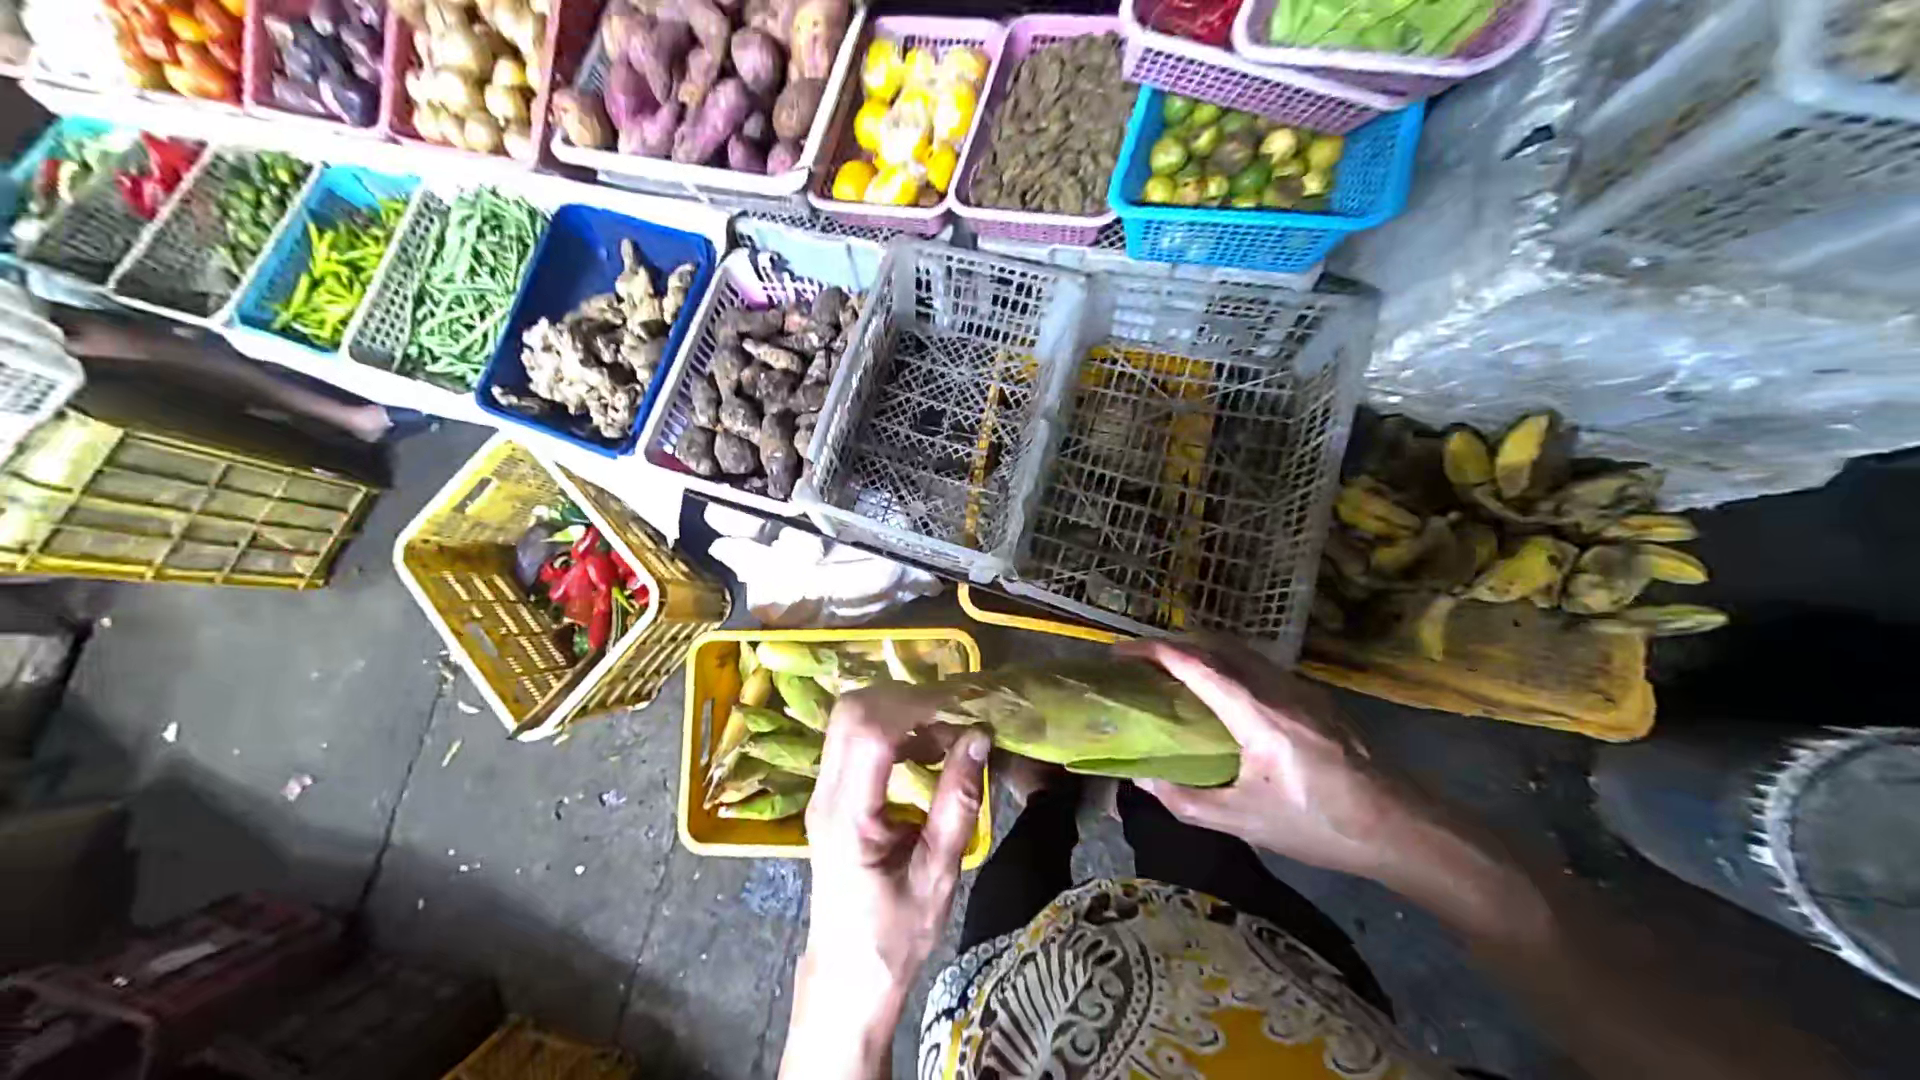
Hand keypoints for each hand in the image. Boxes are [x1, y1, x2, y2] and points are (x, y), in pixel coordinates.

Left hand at [781, 685, 989, 1079]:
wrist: (847, 977)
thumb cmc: (894, 938)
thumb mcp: (938, 878)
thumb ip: (957, 804)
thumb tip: (978, 736)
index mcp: (847, 818)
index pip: (869, 733)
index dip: (917, 709)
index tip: (963, 711)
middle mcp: (825, 794)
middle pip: (852, 711)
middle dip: (908, 700)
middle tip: (957, 716)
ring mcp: (823, 790)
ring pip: (851, 716)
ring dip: (902, 710)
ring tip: (949, 730)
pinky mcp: (832, 792)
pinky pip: (856, 736)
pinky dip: (895, 726)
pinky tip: (928, 746)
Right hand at [1122, 640, 1424, 881]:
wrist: (1405, 829)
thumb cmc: (1322, 826)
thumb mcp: (1246, 822)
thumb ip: (1186, 801)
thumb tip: (1141, 779)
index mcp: (1257, 715)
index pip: (1197, 666)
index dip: (1155, 652)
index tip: (1122, 652)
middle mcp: (1278, 689)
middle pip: (1216, 644)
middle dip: (1172, 643)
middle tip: (1141, 661)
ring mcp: (1300, 689)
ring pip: (1239, 650)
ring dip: (1199, 649)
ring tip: (1171, 670)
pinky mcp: (1314, 698)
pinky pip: (1257, 664)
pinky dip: (1224, 662)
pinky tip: (1219, 690)